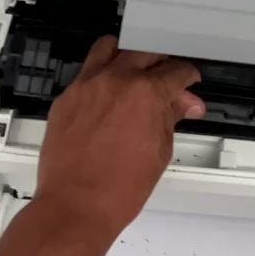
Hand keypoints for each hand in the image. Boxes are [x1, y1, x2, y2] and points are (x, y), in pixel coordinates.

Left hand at [36, 35, 205, 239]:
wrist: (74, 208)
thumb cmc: (119, 188)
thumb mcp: (160, 151)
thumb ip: (172, 117)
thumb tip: (185, 104)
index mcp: (146, 92)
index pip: (176, 71)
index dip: (187, 76)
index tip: (188, 83)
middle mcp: (116, 79)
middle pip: (146, 51)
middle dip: (161, 63)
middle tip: (166, 79)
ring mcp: (88, 84)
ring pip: (111, 47)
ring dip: (127, 55)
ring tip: (133, 72)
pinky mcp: (66, 96)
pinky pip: (86, 72)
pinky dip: (101, 76)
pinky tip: (107, 95)